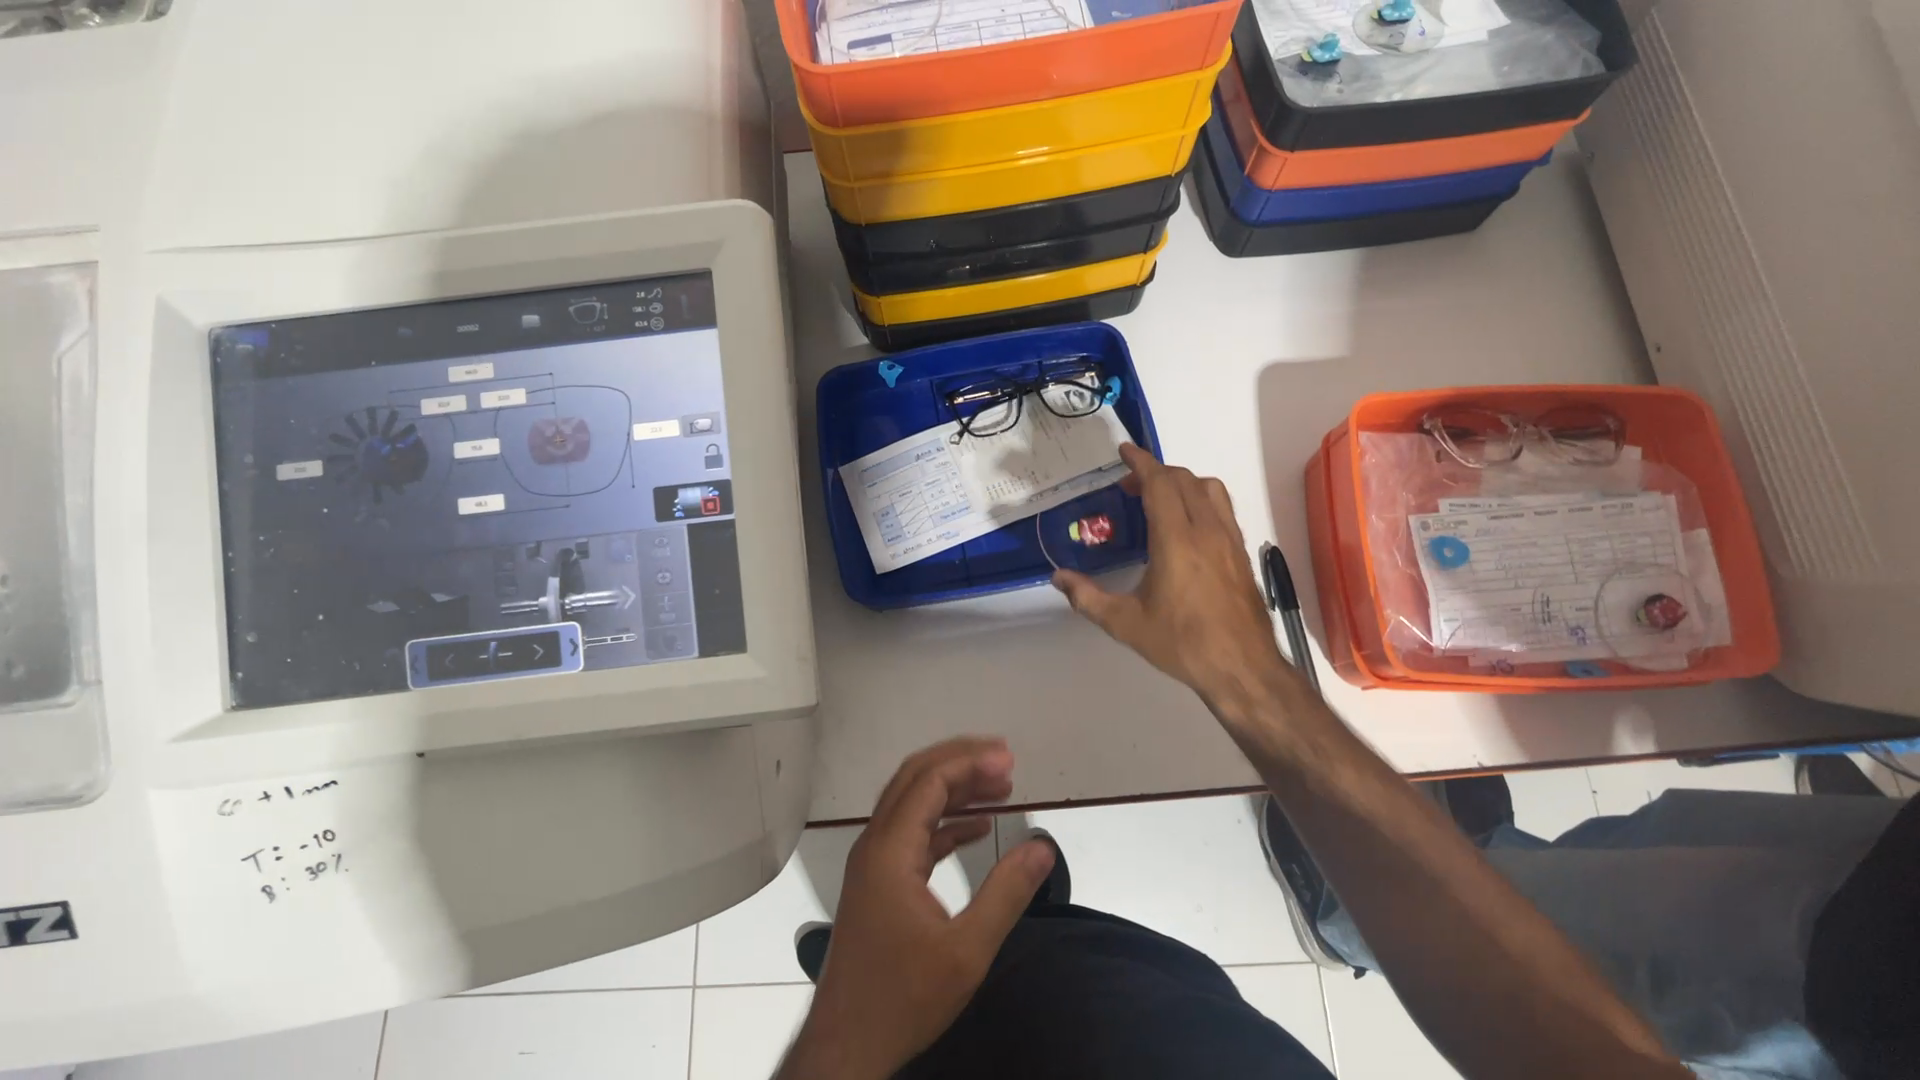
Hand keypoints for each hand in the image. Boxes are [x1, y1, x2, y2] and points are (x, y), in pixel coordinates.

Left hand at [780, 738, 1055, 1079]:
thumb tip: (1043, 845)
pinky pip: (912, 835)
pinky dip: (945, 823)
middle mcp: (874, 845)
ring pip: (912, 805)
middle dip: (960, 763)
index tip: (1011, 761)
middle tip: (1007, 762)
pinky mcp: (878, 884)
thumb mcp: (966, 950)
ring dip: (954, 791)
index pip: (929, 781)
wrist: (847, 1045)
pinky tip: (978, 829)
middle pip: (914, 780)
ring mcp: (872, 864)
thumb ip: (1007, 893)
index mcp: (889, 851)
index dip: (971, 763)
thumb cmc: (904, 998)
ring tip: (1001, 788)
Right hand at [1053, 444, 1293, 716]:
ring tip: (1160, 500)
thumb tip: (1058, 578)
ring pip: (1210, 489)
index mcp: (1176, 541)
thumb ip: (1088, 597)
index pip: (1160, 484)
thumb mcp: (1126, 624)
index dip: (1140, 463)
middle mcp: (1207, 531)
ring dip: (1182, 482)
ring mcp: (1229, 540)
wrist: (1242, 668)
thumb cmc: (1182, 644)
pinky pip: (1223, 509)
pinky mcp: (1241, 553)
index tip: (1123, 452)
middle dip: (1155, 472)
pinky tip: (1187, 526)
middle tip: (1129, 487)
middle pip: (1184, 480)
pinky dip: (1201, 500)